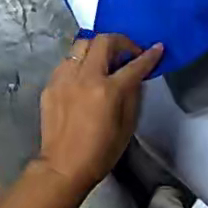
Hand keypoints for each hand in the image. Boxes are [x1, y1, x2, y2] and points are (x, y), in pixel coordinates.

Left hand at [33, 34, 163, 191]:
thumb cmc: (101, 151)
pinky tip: (84, 76)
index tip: (157, 48)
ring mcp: (64, 78)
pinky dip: (79, 63)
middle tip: (127, 52)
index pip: (134, 65)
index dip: (149, 56)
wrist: (63, 166)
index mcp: (108, 90)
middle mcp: (85, 77)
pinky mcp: (50, 84)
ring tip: (103, 60)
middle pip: (103, 41)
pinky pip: (67, 62)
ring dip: (97, 48)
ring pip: (81, 45)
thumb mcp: (127, 126)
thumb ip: (133, 95)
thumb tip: (135, 76)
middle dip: (120, 41)